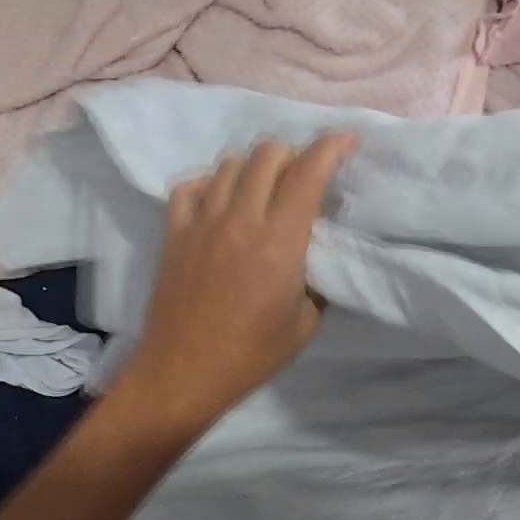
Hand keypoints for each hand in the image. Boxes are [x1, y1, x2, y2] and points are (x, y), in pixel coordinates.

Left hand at [117, 132, 356, 427]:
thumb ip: (316, 279)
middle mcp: (240, 220)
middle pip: (267, 153)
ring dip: (252, 168)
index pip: (309, 170)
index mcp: (280, 241)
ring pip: (228, 164)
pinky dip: (208, 184)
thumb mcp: (304, 323)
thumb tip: (317, 254)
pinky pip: (188, 187)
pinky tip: (217, 202)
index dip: (333, 146)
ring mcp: (201, 224)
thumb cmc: (249, 357)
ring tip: (260, 191)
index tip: (346, 145)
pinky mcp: (172, 235)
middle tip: (300, 179)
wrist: (183, 374)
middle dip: (292, 155)